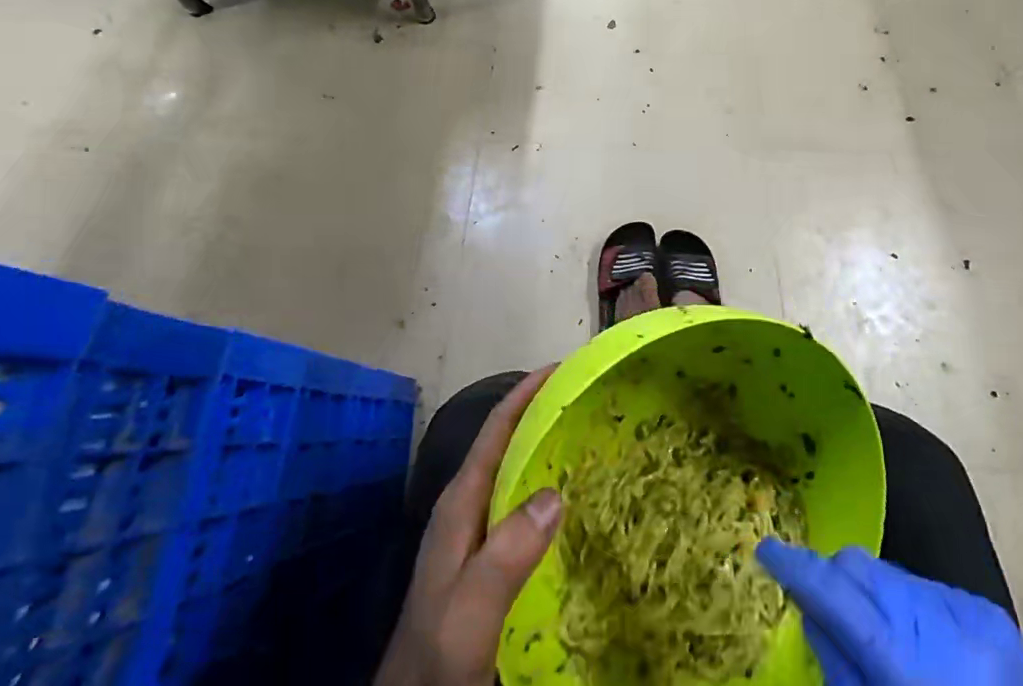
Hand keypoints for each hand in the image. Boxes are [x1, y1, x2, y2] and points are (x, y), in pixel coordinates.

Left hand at [376, 367, 560, 685]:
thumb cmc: (437, 654)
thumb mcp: (470, 608)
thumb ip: (505, 554)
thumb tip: (554, 494)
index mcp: (460, 504)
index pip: (494, 433)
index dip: (523, 396)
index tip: (560, 368)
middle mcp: (466, 508)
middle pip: (503, 443)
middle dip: (538, 412)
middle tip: (585, 397)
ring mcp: (473, 532)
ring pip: (512, 471)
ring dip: (542, 445)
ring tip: (585, 432)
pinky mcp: (485, 557)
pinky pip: (519, 504)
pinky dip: (543, 484)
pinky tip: (570, 497)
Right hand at [756, 541, 1022, 685]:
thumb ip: (837, 659)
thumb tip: (809, 605)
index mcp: (905, 659)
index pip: (836, 592)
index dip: (797, 567)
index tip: (766, 551)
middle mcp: (938, 622)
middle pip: (857, 566)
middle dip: (834, 579)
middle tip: (826, 608)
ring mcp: (968, 612)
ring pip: (887, 571)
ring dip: (872, 592)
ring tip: (882, 634)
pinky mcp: (990, 612)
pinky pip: (924, 586)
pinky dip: (910, 605)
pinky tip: (922, 642)